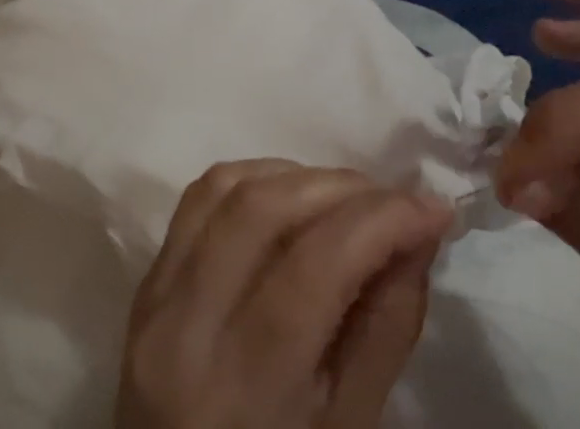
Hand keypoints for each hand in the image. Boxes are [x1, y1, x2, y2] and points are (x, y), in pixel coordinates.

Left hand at [117, 160, 451, 428]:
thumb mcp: (349, 423)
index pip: (314, 265)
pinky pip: (198, 200)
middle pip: (263, 210)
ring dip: (298, 176)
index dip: (382, 220)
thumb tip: (418, 232)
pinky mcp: (145, 280)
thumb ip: (387, 327)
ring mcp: (154, 297)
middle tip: (395, 204)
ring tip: (348, 201)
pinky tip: (292, 199)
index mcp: (245, 385)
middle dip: (344, 189)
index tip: (434, 209)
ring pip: (225, 189)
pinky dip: (254, 180)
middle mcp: (185, 327)